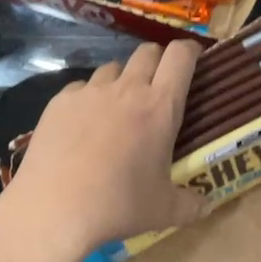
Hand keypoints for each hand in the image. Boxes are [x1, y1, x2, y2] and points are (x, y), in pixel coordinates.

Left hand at [0, 41, 205, 261]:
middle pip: (147, 52)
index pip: (181, 56)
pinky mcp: (60, 101)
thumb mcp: (163, 211)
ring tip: (118, 107)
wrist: (53, 210)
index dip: (190, 50)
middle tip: (158, 85)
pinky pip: (81, 87)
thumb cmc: (118, 206)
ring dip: (122, 79)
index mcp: (160, 106)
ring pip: (113, 68)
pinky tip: (83, 124)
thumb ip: (190, 206)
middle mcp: (127, 88)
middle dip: (157, 61)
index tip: (194, 59)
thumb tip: (207, 207)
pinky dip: (89, 98)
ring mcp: (90, 91)